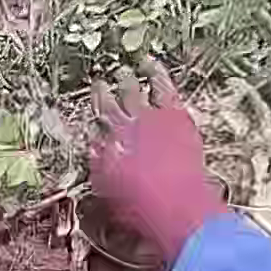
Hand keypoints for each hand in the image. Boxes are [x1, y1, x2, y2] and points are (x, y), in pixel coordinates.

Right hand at [90, 61, 225, 259]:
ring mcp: (152, 118)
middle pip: (116, 100)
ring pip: (138, 89)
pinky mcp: (177, 117)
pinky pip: (165, 88)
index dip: (95, 102)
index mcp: (108, 142)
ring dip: (133, 76)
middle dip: (111, 88)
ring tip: (133, 65)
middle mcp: (126, 126)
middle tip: (109, 77)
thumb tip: (93, 146)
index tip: (95, 91)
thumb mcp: (109, 188)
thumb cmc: (140, 206)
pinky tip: (154, 66)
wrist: (177, 206)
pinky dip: (158, 74)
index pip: (98, 115)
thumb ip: (100, 163)